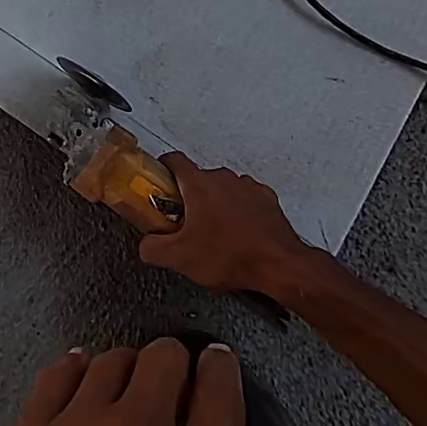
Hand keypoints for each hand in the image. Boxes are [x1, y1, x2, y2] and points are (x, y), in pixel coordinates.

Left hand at [0, 339, 300, 425]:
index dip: (222, 367)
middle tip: (173, 371)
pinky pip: (56, 377)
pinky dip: (72, 367)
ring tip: (128, 374)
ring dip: (126, 365)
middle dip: (173, 362)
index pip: (221, 391)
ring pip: (112, 361)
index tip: (219, 361)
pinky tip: (78, 367)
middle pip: (165, 360)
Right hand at [139, 154, 316, 296]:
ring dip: (215, 204)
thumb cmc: (235, 256)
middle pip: (197, 178)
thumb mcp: (180, 258)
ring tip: (214, 233)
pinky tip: (237, 235)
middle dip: (189, 198)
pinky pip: (244, 199)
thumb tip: (147, 245)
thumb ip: (153, 248)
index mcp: (199, 185)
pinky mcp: (265, 198)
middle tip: (186, 223)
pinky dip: (238, 212)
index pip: (174, 160)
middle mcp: (223, 179)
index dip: (163, 167)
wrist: (279, 265)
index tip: (159, 179)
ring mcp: (247, 186)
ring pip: (222, 189)